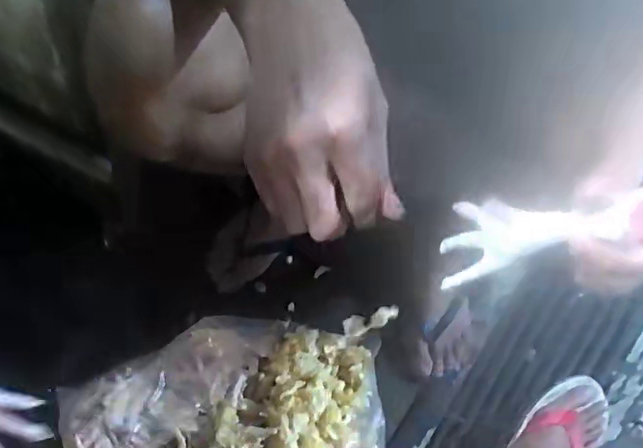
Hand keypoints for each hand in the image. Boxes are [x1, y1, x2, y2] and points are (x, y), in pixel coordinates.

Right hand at [233, 0, 401, 240]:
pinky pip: (275, 209)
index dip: (369, 213)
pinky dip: (291, 204)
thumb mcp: (374, 108)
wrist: (285, 23)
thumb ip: (380, 168)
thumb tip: (390, 214)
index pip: (361, 206)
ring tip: (320, 191)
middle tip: (342, 202)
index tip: (368, 203)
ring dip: (313, 216)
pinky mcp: (252, 161)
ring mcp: (273, 158)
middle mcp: (304, 153)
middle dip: (339, 223)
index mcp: (343, 135)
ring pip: (297, 224)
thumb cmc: (341, 61)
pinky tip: (300, 180)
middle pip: (323, 228)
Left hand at [571, 83, 642, 293]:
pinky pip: (634, 234)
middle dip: (612, 265)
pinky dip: (608, 237)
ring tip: (576, 239)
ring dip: (606, 256)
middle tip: (574, 248)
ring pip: (642, 256)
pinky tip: (586, 226)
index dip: (623, 260)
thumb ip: (622, 168)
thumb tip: (585, 208)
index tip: (581, 244)